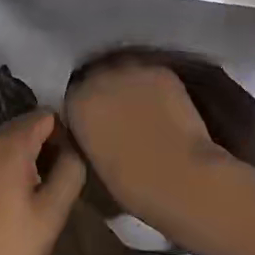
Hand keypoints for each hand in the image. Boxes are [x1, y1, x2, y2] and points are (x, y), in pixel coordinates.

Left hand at [0, 111, 85, 254]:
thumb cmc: (8, 249)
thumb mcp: (52, 213)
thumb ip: (70, 172)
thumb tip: (74, 149)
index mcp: (10, 143)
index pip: (46, 115)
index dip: (65, 134)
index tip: (72, 165)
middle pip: (25, 126)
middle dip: (46, 146)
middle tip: (58, 184)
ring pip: (7, 143)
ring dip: (26, 159)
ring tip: (38, 197)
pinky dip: (6, 169)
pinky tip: (10, 205)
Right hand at [64, 61, 229, 225]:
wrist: (180, 178)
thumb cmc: (133, 185)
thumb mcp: (94, 160)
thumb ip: (89, 132)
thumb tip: (96, 125)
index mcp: (78, 102)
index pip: (74, 93)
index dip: (87, 105)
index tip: (96, 118)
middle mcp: (100, 76)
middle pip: (98, 73)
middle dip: (106, 88)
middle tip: (119, 109)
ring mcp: (132, 69)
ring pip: (125, 69)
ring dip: (129, 82)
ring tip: (141, 104)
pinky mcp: (160, 70)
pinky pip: (151, 73)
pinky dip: (154, 85)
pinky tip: (163, 104)